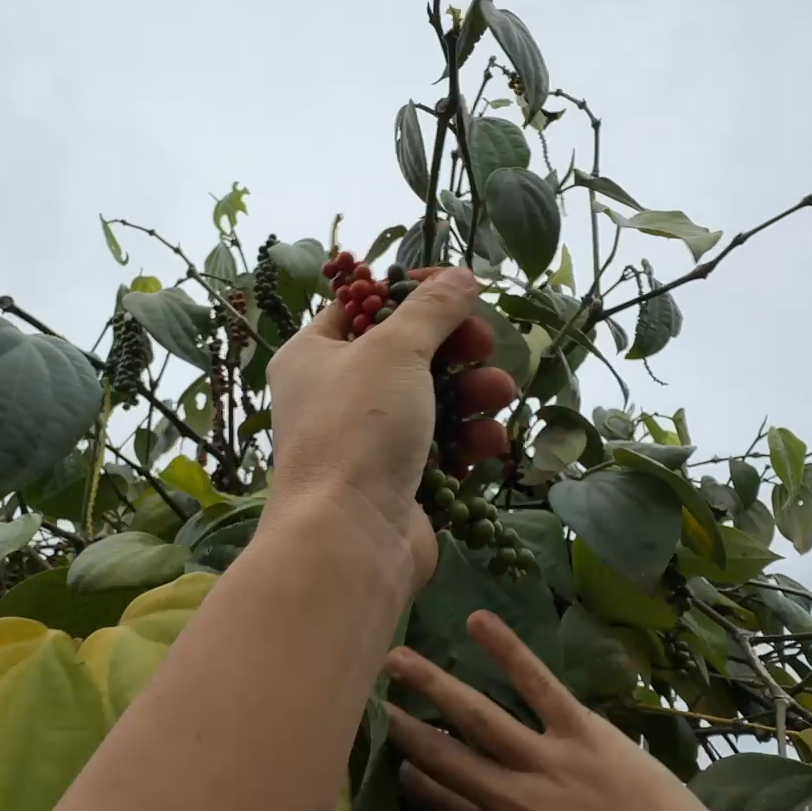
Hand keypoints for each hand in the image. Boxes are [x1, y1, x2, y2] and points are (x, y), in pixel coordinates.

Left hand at [263, 267, 516, 584]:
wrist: (350, 535)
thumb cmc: (358, 427)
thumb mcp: (395, 349)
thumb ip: (432, 308)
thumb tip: (461, 275)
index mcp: (313, 355)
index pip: (361, 306)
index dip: (408, 293)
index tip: (455, 287)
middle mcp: (334, 395)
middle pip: (407, 353)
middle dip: (454, 348)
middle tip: (483, 344)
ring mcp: (366, 441)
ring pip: (431, 401)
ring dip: (471, 393)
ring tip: (499, 393)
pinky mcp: (398, 480)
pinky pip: (440, 447)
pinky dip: (466, 441)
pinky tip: (489, 443)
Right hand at [382, 610, 764, 810]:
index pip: (441, 806)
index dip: (414, 780)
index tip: (391, 758)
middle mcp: (509, 801)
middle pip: (443, 757)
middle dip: (402, 726)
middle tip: (370, 697)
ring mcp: (545, 762)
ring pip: (475, 716)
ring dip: (431, 683)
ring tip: (395, 658)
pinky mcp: (582, 732)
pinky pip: (538, 684)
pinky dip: (508, 650)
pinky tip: (477, 621)